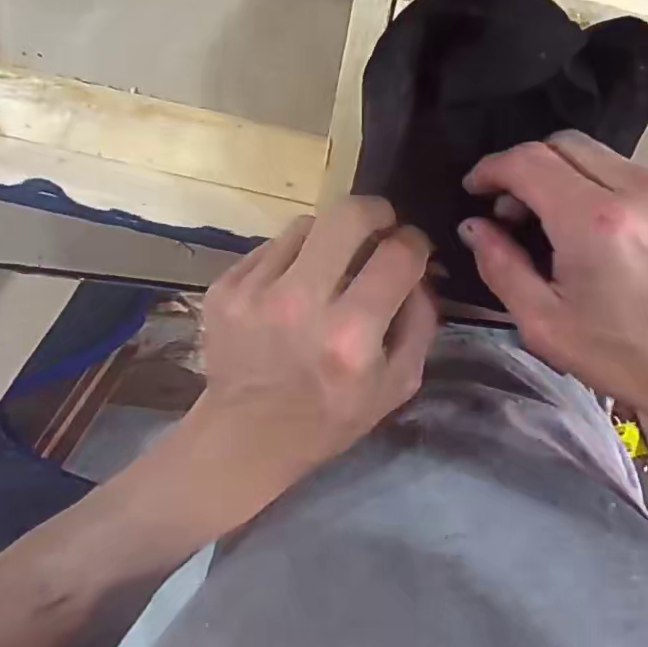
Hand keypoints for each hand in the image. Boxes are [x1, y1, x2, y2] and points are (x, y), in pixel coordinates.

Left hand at [199, 197, 439, 479]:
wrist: (245, 436)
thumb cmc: (330, 415)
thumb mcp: (398, 384)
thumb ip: (422, 320)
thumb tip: (420, 266)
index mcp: (350, 336)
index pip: (398, 254)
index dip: (415, 241)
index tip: (413, 247)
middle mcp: (300, 305)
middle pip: (348, 214)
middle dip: (376, 211)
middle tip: (380, 225)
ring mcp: (255, 291)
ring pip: (309, 223)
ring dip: (331, 236)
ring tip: (331, 266)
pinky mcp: (225, 286)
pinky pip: (273, 244)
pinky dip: (294, 256)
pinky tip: (293, 286)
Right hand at [456, 132, 647, 491]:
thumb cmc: (635, 361)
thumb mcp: (548, 326)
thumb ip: (501, 267)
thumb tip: (475, 226)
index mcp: (594, 219)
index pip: (527, 160)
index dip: (492, 168)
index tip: (477, 188)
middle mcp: (640, 186)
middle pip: (564, 144)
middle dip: (529, 169)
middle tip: (517, 213)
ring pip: (605, 160)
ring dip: (574, 183)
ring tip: (572, 233)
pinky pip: (646, 177)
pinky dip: (619, 195)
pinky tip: (625, 240)